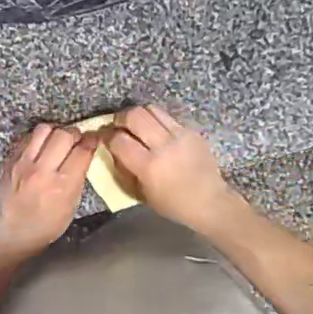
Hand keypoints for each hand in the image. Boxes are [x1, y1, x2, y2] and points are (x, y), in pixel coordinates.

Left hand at [0, 123, 94, 262]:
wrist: (14, 233)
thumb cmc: (48, 224)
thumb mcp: (72, 204)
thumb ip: (78, 176)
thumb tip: (84, 153)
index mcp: (63, 184)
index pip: (82, 150)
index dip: (92, 140)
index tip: (93, 138)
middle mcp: (42, 170)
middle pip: (64, 134)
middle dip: (74, 134)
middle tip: (76, 140)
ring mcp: (23, 163)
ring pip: (44, 129)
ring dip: (55, 132)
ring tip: (57, 140)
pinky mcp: (10, 161)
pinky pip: (27, 138)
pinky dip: (38, 139)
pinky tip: (41, 148)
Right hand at [107, 104, 245, 232]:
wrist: (209, 200)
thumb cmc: (173, 204)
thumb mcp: (142, 193)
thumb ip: (125, 171)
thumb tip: (113, 151)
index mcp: (149, 166)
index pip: (119, 140)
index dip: (106, 136)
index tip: (103, 136)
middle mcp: (164, 145)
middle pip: (134, 116)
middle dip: (120, 117)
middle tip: (117, 124)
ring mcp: (180, 135)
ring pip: (152, 109)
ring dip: (139, 114)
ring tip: (136, 124)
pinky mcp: (191, 131)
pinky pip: (168, 117)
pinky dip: (157, 120)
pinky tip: (157, 131)